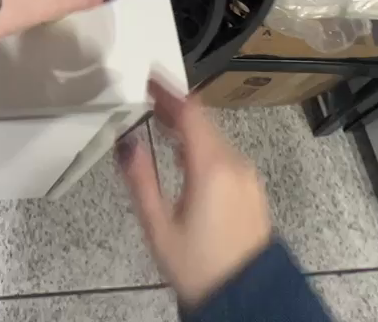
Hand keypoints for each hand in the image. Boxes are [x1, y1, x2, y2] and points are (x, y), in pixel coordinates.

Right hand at [118, 78, 273, 308]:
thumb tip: (125, 141)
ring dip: (189, 126)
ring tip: (161, 124)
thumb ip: (139, 179)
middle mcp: (234, 163)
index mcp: (211, 166)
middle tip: (148, 100)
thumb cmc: (198, 265)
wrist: (247, 301)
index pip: (189, 111)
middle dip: (175, 107)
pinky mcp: (252, 189)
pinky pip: (224, 153)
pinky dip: (203, 144)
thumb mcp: (158, 226)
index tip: (148, 78)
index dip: (168, 90)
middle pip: (203, 120)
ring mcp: (247, 176)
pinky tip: (185, 154)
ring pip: (214, 136)